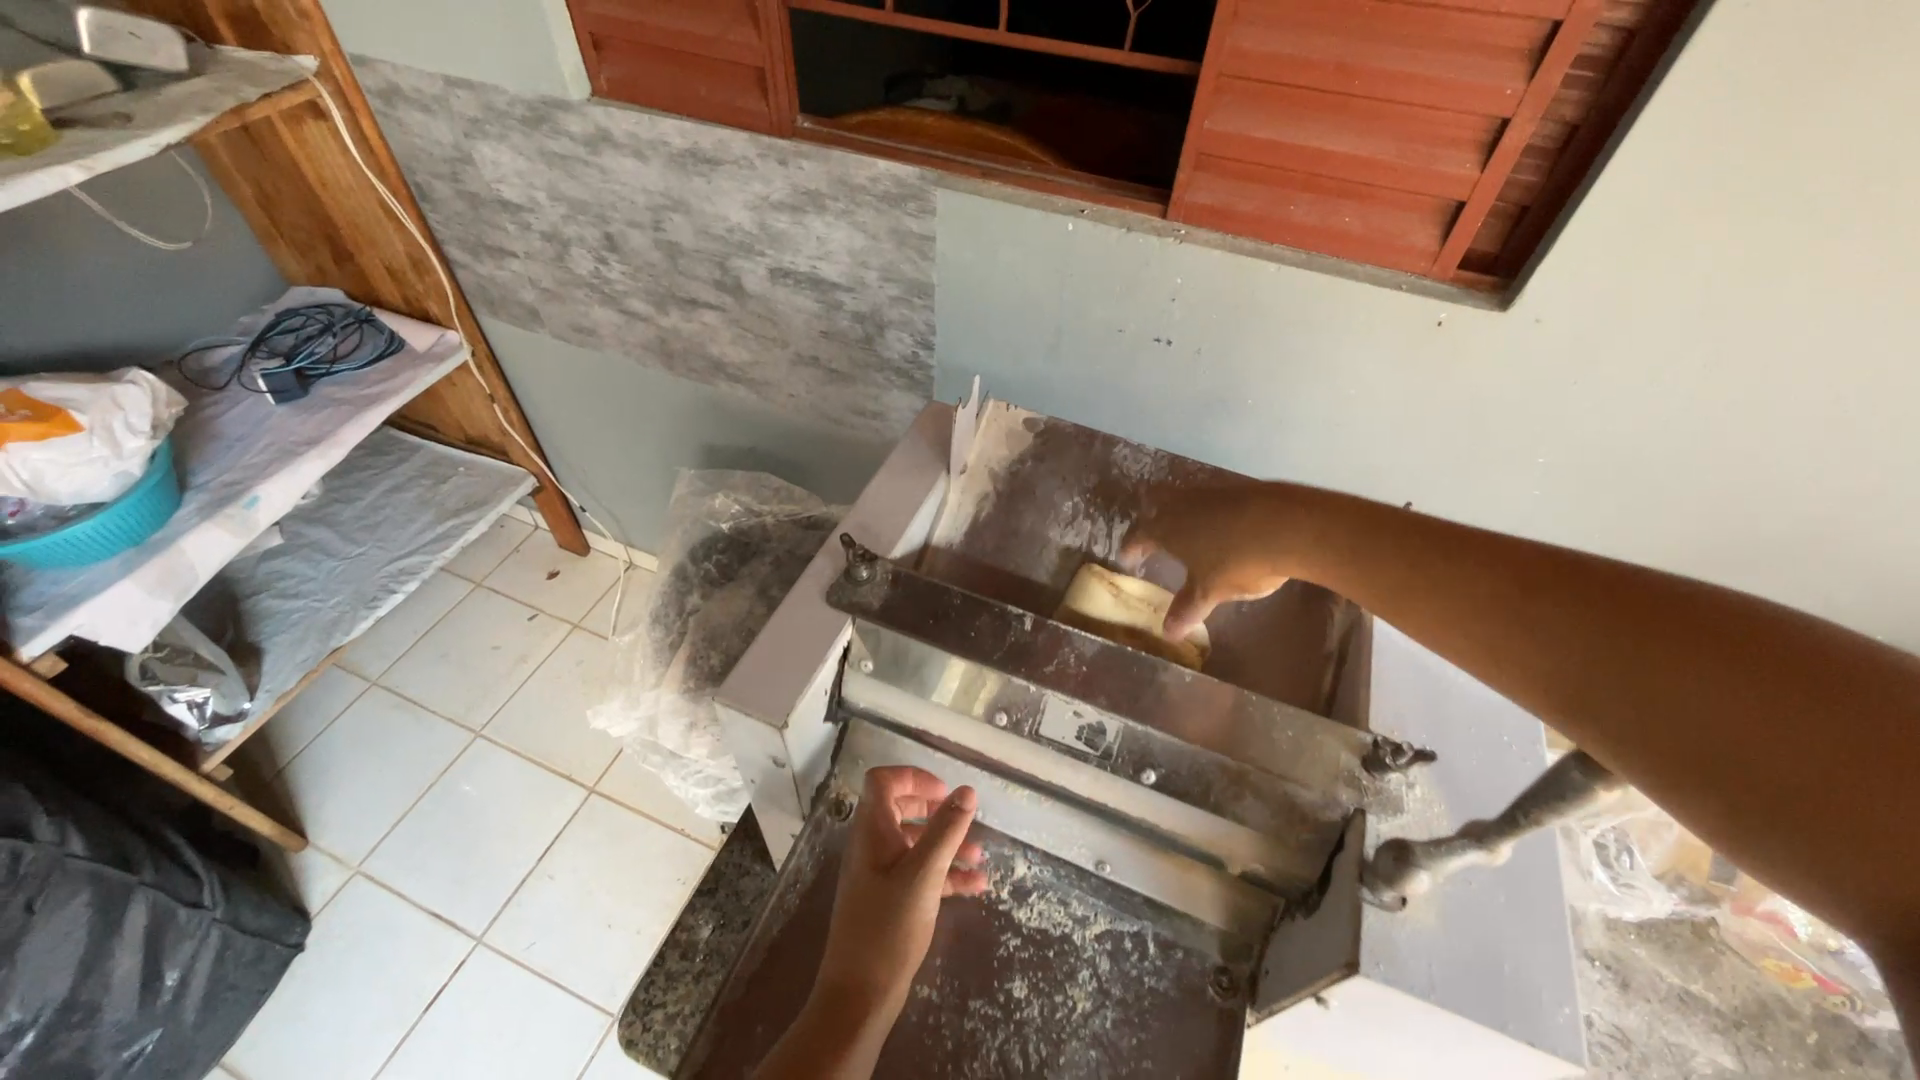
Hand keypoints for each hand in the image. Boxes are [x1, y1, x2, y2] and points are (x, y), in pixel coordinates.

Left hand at [815, 766, 986, 1016]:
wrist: (860, 994)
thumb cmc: (889, 927)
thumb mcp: (924, 874)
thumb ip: (946, 830)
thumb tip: (967, 791)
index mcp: (871, 832)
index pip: (883, 782)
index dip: (914, 777)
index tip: (946, 793)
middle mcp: (872, 846)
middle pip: (901, 809)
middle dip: (938, 813)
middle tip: (966, 820)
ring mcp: (879, 874)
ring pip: (916, 844)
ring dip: (948, 846)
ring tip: (981, 860)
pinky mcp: (889, 900)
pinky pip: (920, 874)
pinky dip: (946, 875)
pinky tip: (975, 887)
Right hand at [1121, 482, 1299, 638]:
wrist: (1289, 526)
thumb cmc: (1237, 561)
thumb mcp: (1210, 591)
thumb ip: (1187, 608)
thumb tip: (1168, 633)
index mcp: (1166, 528)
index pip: (1138, 535)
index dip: (1130, 547)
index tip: (1127, 557)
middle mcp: (1182, 504)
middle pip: (1156, 501)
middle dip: (1151, 516)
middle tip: (1152, 532)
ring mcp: (1211, 491)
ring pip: (1185, 496)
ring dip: (1181, 510)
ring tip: (1187, 529)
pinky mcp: (1239, 486)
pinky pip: (1213, 497)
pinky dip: (1210, 509)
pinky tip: (1223, 524)